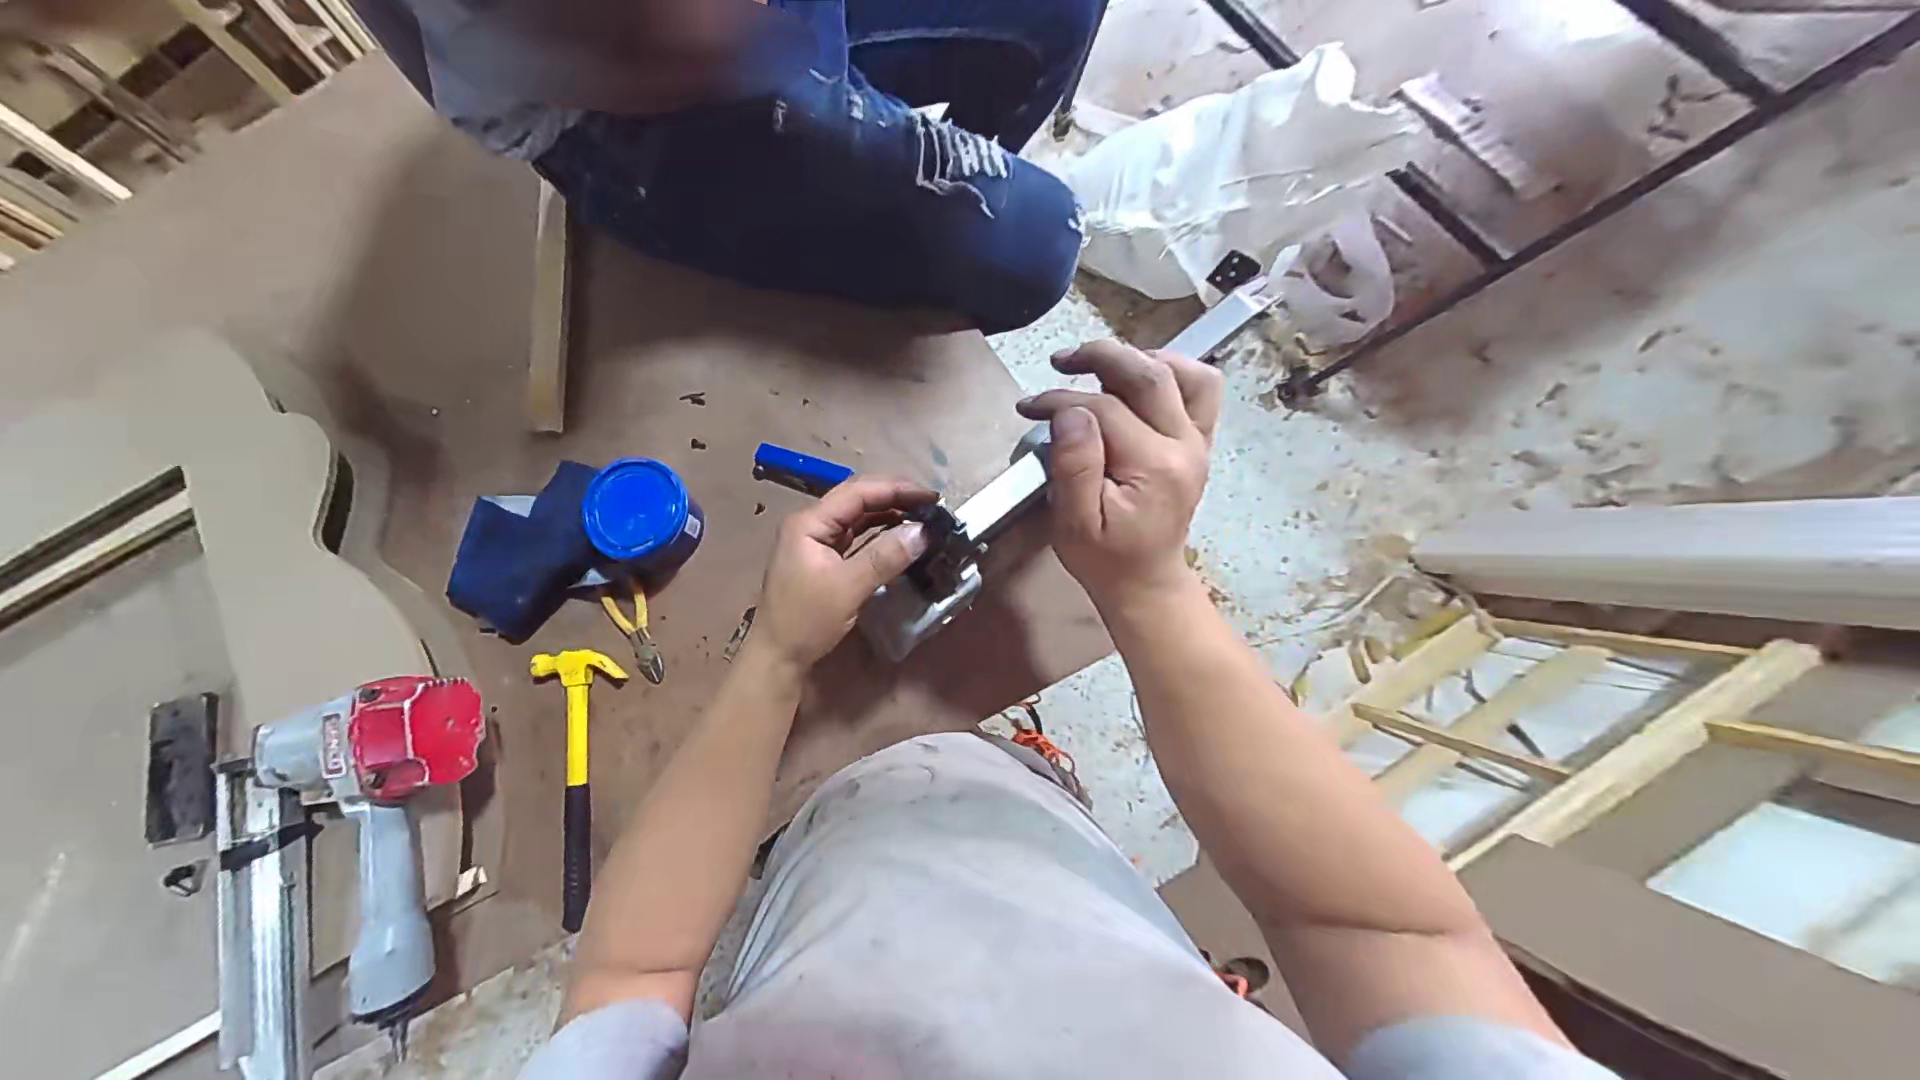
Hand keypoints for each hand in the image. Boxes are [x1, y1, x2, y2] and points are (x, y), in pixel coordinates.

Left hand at [752, 476, 937, 667]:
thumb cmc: (806, 621)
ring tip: (921, 517)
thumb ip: (886, 556)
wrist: (777, 658)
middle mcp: (811, 525)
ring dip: (889, 514)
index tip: (931, 497)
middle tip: (930, 504)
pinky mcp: (824, 560)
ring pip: (857, 517)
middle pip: (857, 499)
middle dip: (894, 497)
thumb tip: (924, 531)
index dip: (896, 489)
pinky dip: (880, 533)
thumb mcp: (848, 587)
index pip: (858, 492)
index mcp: (809, 522)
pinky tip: (900, 536)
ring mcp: (816, 542)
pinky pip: (856, 536)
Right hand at [1016, 340, 1221, 605]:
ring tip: (1099, 365)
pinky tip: (1138, 377)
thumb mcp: (1075, 525)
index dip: (1061, 400)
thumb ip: (1074, 467)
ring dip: (1139, 357)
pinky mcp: (1198, 442)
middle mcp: (1184, 446)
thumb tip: (1069, 413)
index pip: (1105, 409)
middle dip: (1100, 356)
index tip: (1029, 406)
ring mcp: (1198, 442)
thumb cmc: (1105, 559)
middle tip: (1060, 361)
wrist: (1145, 581)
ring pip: (1183, 373)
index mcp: (1154, 466)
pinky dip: (1171, 371)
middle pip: (1149, 375)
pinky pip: (1200, 390)